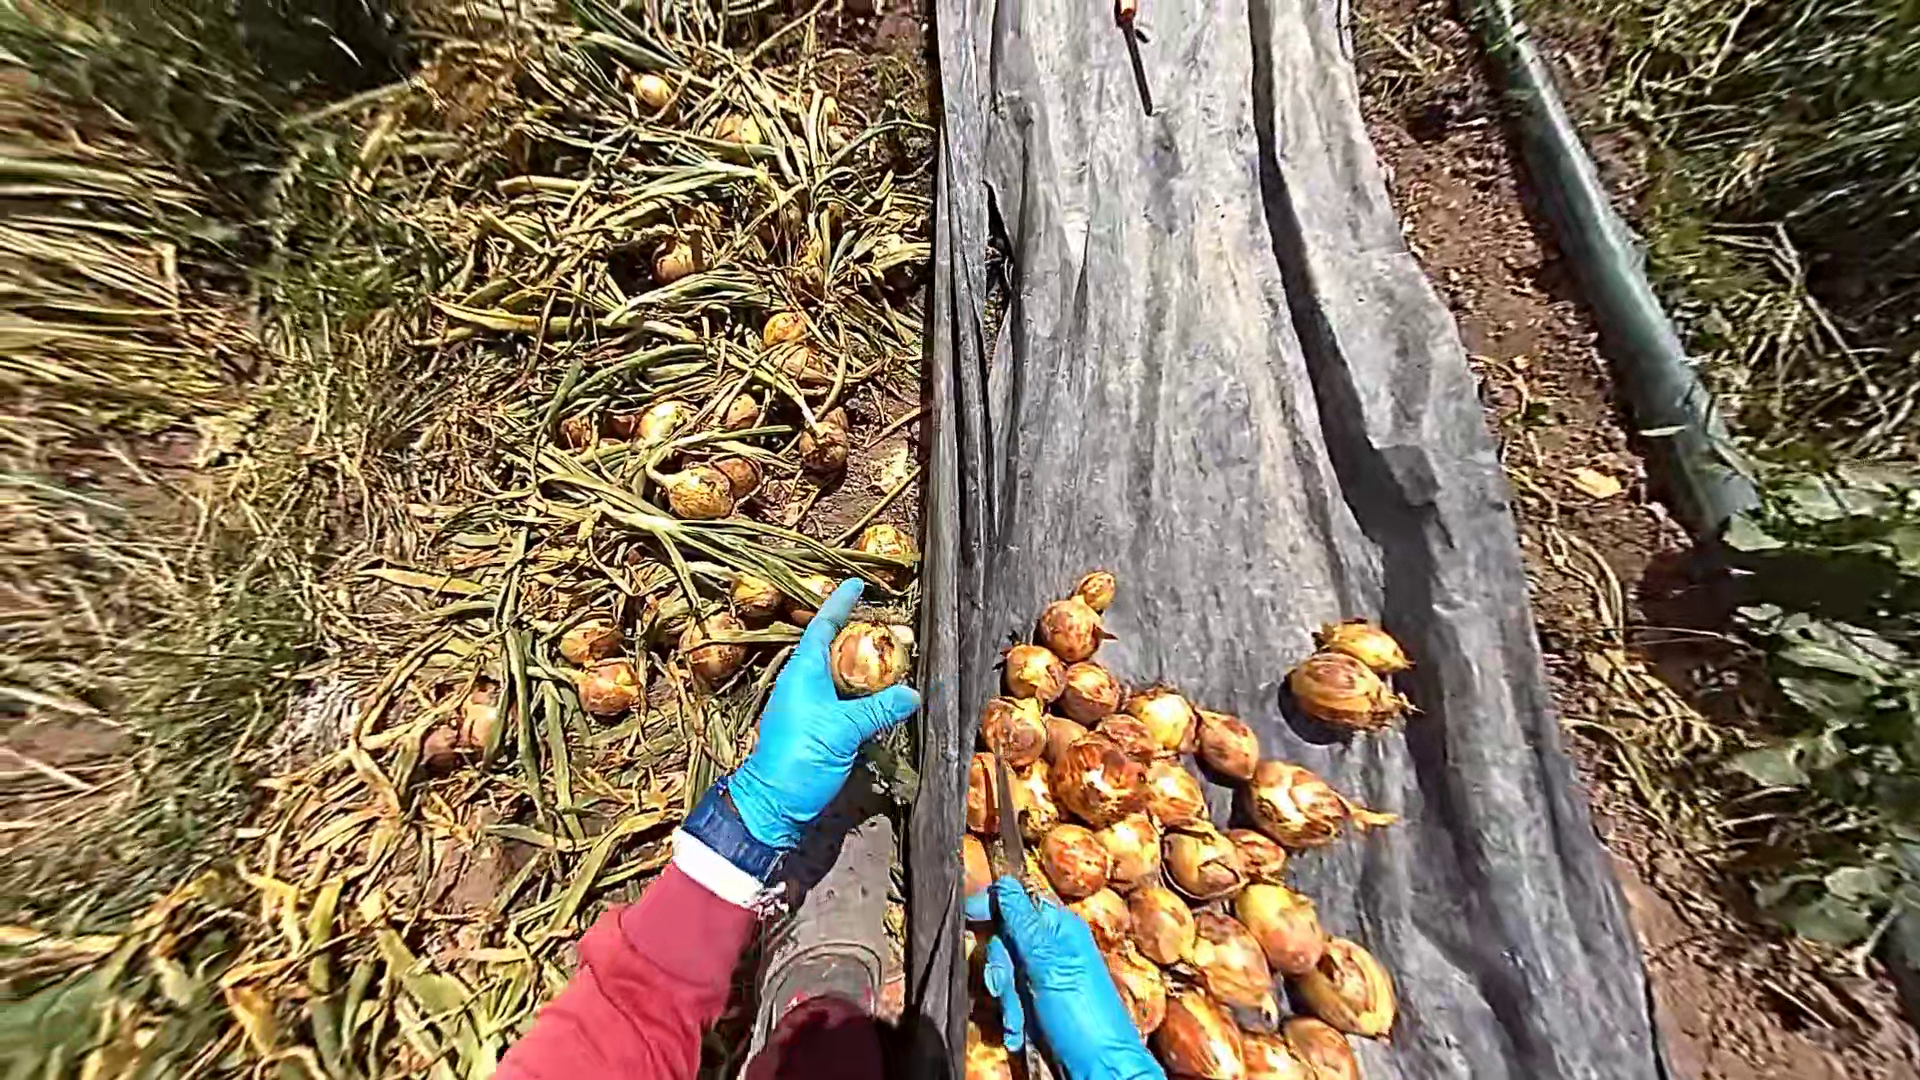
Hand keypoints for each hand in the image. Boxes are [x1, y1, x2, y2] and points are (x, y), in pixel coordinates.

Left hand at [728, 578, 919, 848]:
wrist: (773, 805)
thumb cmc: (800, 757)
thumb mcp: (843, 730)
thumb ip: (878, 709)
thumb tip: (913, 694)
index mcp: (804, 671)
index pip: (823, 625)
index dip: (840, 602)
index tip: (857, 583)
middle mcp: (804, 681)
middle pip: (833, 644)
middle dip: (858, 630)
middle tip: (887, 622)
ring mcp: (808, 703)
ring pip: (838, 671)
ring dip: (861, 661)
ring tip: (889, 653)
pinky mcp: (816, 723)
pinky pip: (842, 694)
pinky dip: (861, 688)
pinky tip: (880, 692)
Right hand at [979, 877, 1165, 1079]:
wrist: (1100, 1073)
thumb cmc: (1080, 1012)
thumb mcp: (1048, 961)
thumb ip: (1022, 920)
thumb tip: (1003, 880)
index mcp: (1057, 925)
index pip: (1017, 898)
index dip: (991, 905)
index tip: (966, 916)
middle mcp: (1049, 945)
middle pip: (1004, 936)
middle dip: (1000, 964)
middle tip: (1006, 987)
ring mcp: (1043, 977)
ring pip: (1003, 970)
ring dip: (1004, 997)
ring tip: (1016, 1020)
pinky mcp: (1037, 1006)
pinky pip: (1009, 999)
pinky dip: (1009, 1017)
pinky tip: (1017, 1034)